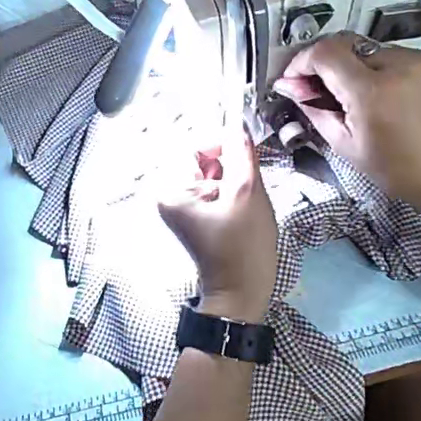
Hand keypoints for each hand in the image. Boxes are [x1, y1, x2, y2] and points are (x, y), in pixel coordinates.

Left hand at [157, 123, 278, 323]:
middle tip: (249, 184)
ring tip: (248, 202)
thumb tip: (238, 127)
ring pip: (213, 176)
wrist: (243, 293)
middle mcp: (171, 197)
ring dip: (234, 181)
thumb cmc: (243, 246)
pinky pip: (215, 192)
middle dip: (230, 166)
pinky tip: (244, 210)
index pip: (193, 147)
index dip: (221, 144)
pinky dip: (232, 194)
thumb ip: (242, 154)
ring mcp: (184, 210)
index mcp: (172, 191)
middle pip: (203, 161)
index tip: (244, 154)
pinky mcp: (198, 219)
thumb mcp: (247, 193)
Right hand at [272, 34, 420, 229]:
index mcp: (371, 92)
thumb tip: (292, 86)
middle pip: (349, 50)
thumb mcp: (349, 148)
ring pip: (375, 52)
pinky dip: (390, 72)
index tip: (296, 78)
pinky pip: (402, 57)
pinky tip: (396, 98)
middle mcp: (399, 65)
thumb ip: (317, 111)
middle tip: (328, 95)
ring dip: (363, 71)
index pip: (325, 52)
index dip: (303, 61)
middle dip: (333, 69)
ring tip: (368, 102)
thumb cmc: (402, 172)